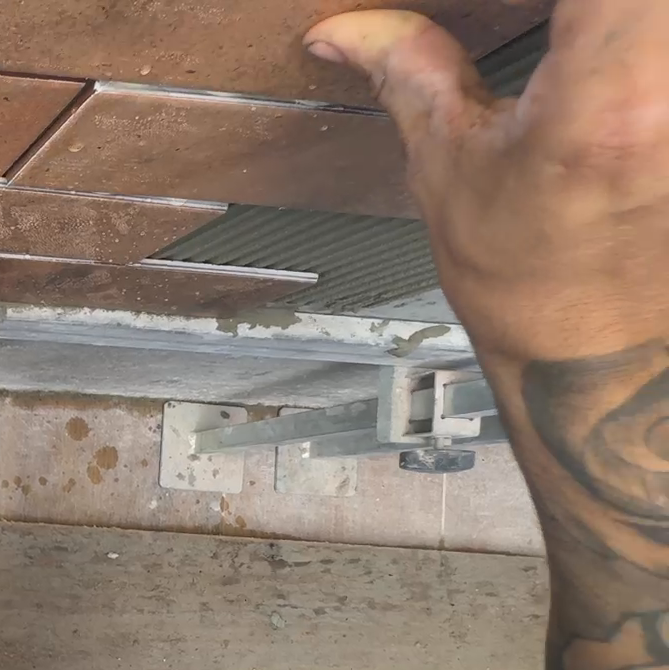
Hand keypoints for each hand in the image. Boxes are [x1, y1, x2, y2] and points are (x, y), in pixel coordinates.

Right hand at [305, 1, 668, 361]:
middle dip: (587, 18)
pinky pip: (654, 38)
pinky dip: (624, 36)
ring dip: (609, 27)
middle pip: (625, 8)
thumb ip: (409, 71)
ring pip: (643, 19)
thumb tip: (338, 31)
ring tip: (568, 47)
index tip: (482, 4)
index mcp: (608, 94)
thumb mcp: (444, 165)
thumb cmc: (521, 266)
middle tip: (543, 38)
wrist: (604, 330)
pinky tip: (601, 52)